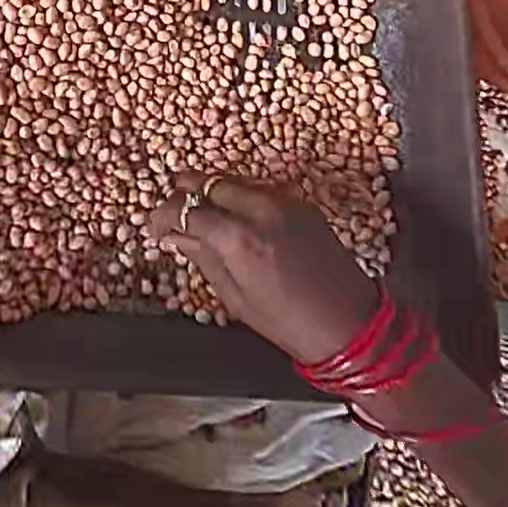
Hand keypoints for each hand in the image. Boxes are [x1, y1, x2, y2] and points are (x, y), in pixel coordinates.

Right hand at [147, 173, 380, 365]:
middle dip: (184, 194)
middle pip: (207, 182)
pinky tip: (232, 219)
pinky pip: (256, 190)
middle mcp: (260, 210)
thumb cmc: (287, 321)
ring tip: (200, 215)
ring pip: (231, 181)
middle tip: (174, 214)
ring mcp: (283, 202)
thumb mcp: (233, 295)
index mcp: (239, 238)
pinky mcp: (300, 203)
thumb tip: (174, 235)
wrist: (352, 324)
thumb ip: (201, 255)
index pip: (186, 208)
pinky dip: (236, 198)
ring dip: (209, 193)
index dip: (163, 215)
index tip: (155, 226)